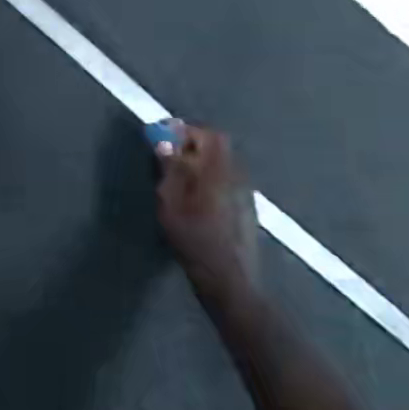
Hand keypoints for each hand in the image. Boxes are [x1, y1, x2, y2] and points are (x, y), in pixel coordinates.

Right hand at [155, 120, 259, 298]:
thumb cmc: (193, 238)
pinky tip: (194, 194)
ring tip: (177, 174)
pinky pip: (227, 179)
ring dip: (201, 160)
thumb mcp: (170, 202)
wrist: (229, 279)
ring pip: (223, 163)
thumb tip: (164, 141)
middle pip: (219, 147)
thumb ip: (170, 169)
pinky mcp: (246, 208)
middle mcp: (237, 178)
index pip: (210, 135)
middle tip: (167, 153)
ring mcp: (245, 194)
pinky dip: (209, 175)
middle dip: (192, 143)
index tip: (163, 135)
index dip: (186, 130)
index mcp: (219, 173)